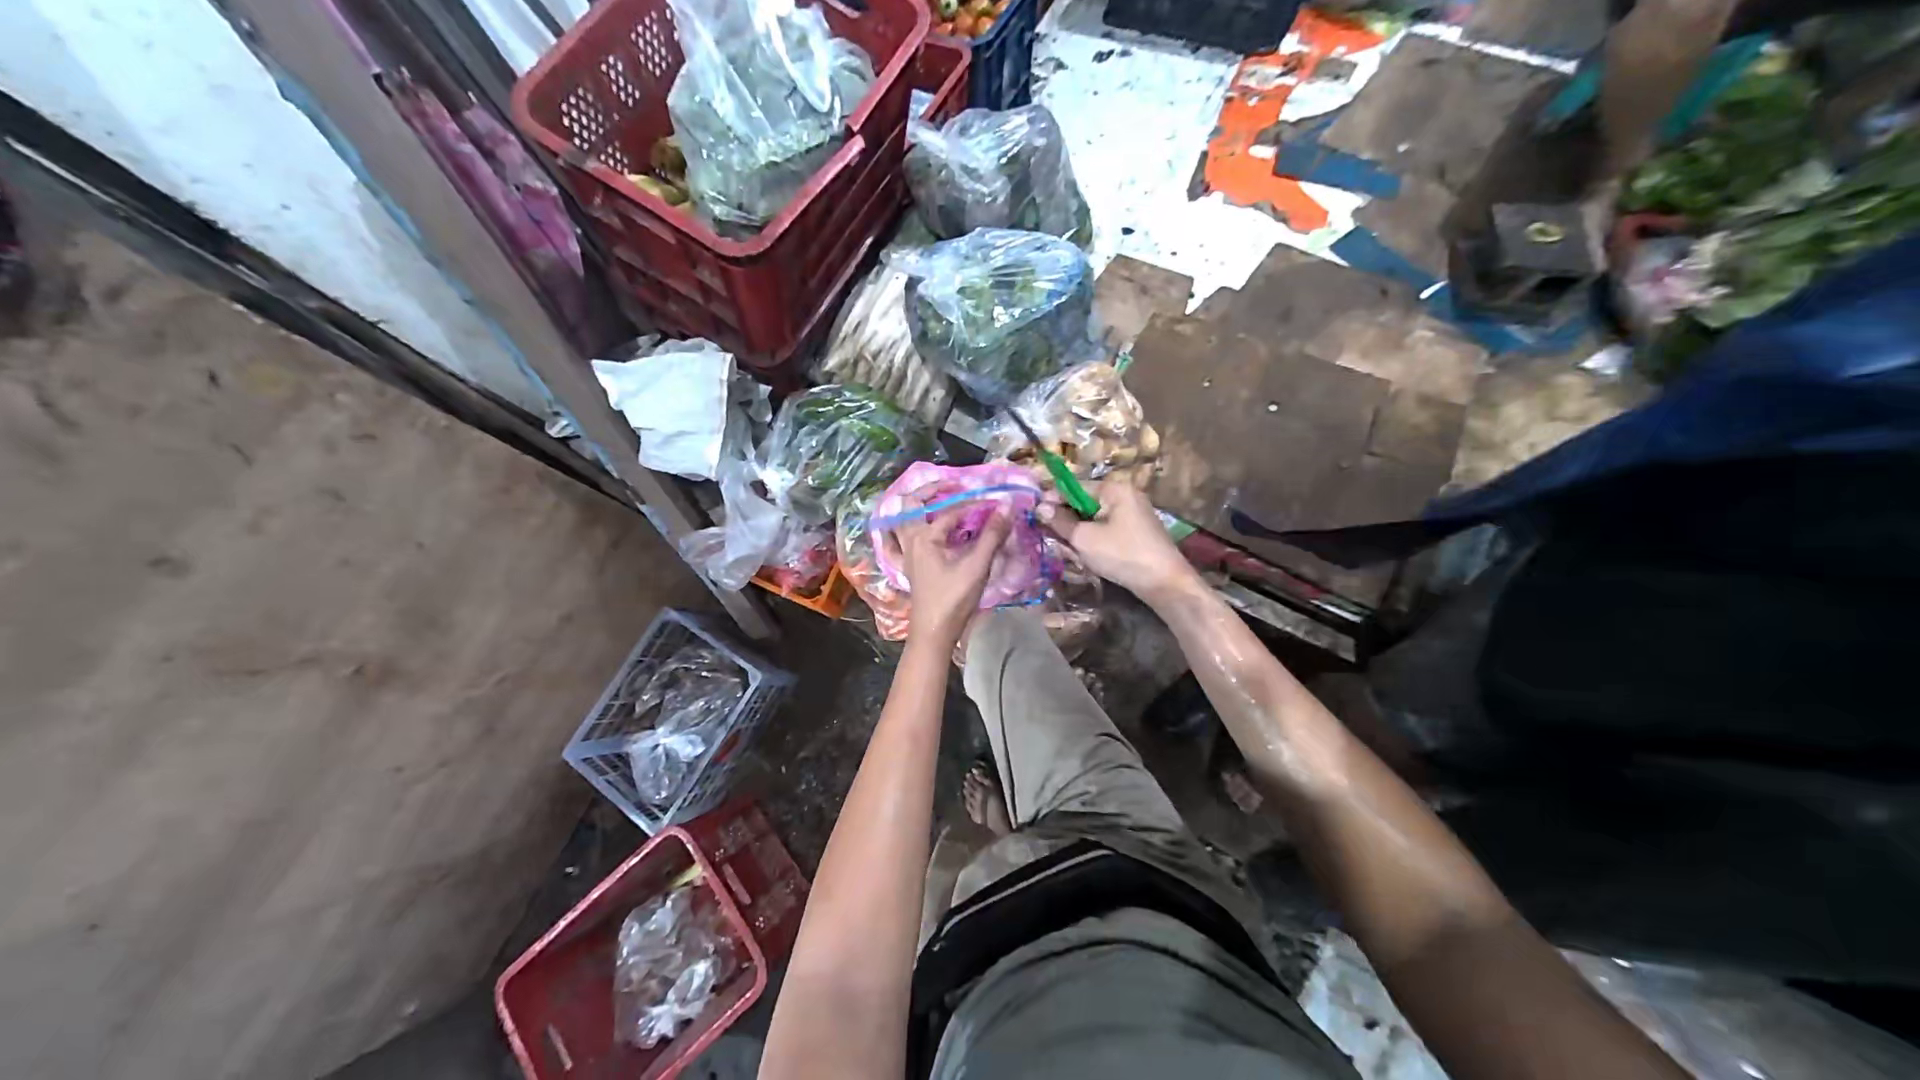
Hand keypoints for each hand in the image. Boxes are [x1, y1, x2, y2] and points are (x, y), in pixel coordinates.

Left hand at [892, 503, 1011, 646]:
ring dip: (918, 507)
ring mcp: (907, 553)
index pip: (951, 510)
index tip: (996, 501)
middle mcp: (910, 540)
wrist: (933, 633)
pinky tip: (929, 530)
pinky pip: (903, 537)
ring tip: (938, 500)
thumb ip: (992, 535)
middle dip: (930, 490)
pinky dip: (913, 526)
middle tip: (953, 485)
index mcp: (923, 537)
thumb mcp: (977, 566)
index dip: (975, 503)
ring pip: (903, 520)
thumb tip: (1007, 506)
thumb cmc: (953, 599)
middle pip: (911, 504)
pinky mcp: (910, 565)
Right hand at [1038, 479, 1198, 602]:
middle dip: (1065, 517)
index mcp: (1114, 489)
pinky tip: (1086, 552)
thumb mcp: (1085, 538)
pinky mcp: (1137, 531)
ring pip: (1095, 517)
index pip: (1074, 487)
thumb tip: (1040, 507)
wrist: (1164, 582)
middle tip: (1047, 534)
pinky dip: (1093, 537)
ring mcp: (1134, 513)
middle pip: (1085, 501)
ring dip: (1078, 530)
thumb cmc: (1122, 555)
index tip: (1034, 514)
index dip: (1053, 499)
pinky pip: (1107, 527)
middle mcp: (1126, 494)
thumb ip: (1060, 521)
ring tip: (1065, 545)